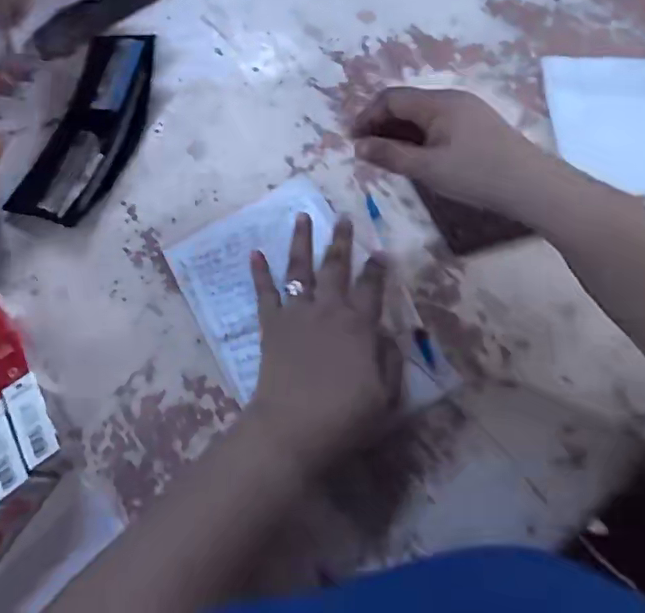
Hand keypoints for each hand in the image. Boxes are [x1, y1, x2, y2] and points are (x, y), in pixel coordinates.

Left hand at [242, 215, 398, 470]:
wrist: (292, 427)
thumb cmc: (345, 418)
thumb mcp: (386, 397)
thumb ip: (390, 361)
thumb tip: (388, 334)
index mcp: (359, 325)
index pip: (372, 288)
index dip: (378, 269)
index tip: (381, 252)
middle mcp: (328, 310)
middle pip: (336, 267)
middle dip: (341, 240)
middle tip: (344, 217)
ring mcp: (296, 313)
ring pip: (299, 268)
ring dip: (301, 240)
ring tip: (302, 216)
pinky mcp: (271, 323)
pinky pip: (264, 292)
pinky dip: (259, 272)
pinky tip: (255, 252)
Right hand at [351, 86, 547, 210]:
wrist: (536, 188)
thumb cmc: (478, 175)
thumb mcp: (428, 168)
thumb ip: (390, 155)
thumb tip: (358, 146)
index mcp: (438, 102)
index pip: (391, 98)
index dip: (367, 117)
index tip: (353, 141)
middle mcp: (452, 98)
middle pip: (406, 103)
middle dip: (382, 124)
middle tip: (367, 150)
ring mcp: (468, 111)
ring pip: (422, 114)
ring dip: (400, 132)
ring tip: (388, 156)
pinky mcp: (478, 125)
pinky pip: (438, 123)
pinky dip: (420, 136)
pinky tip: (418, 157)